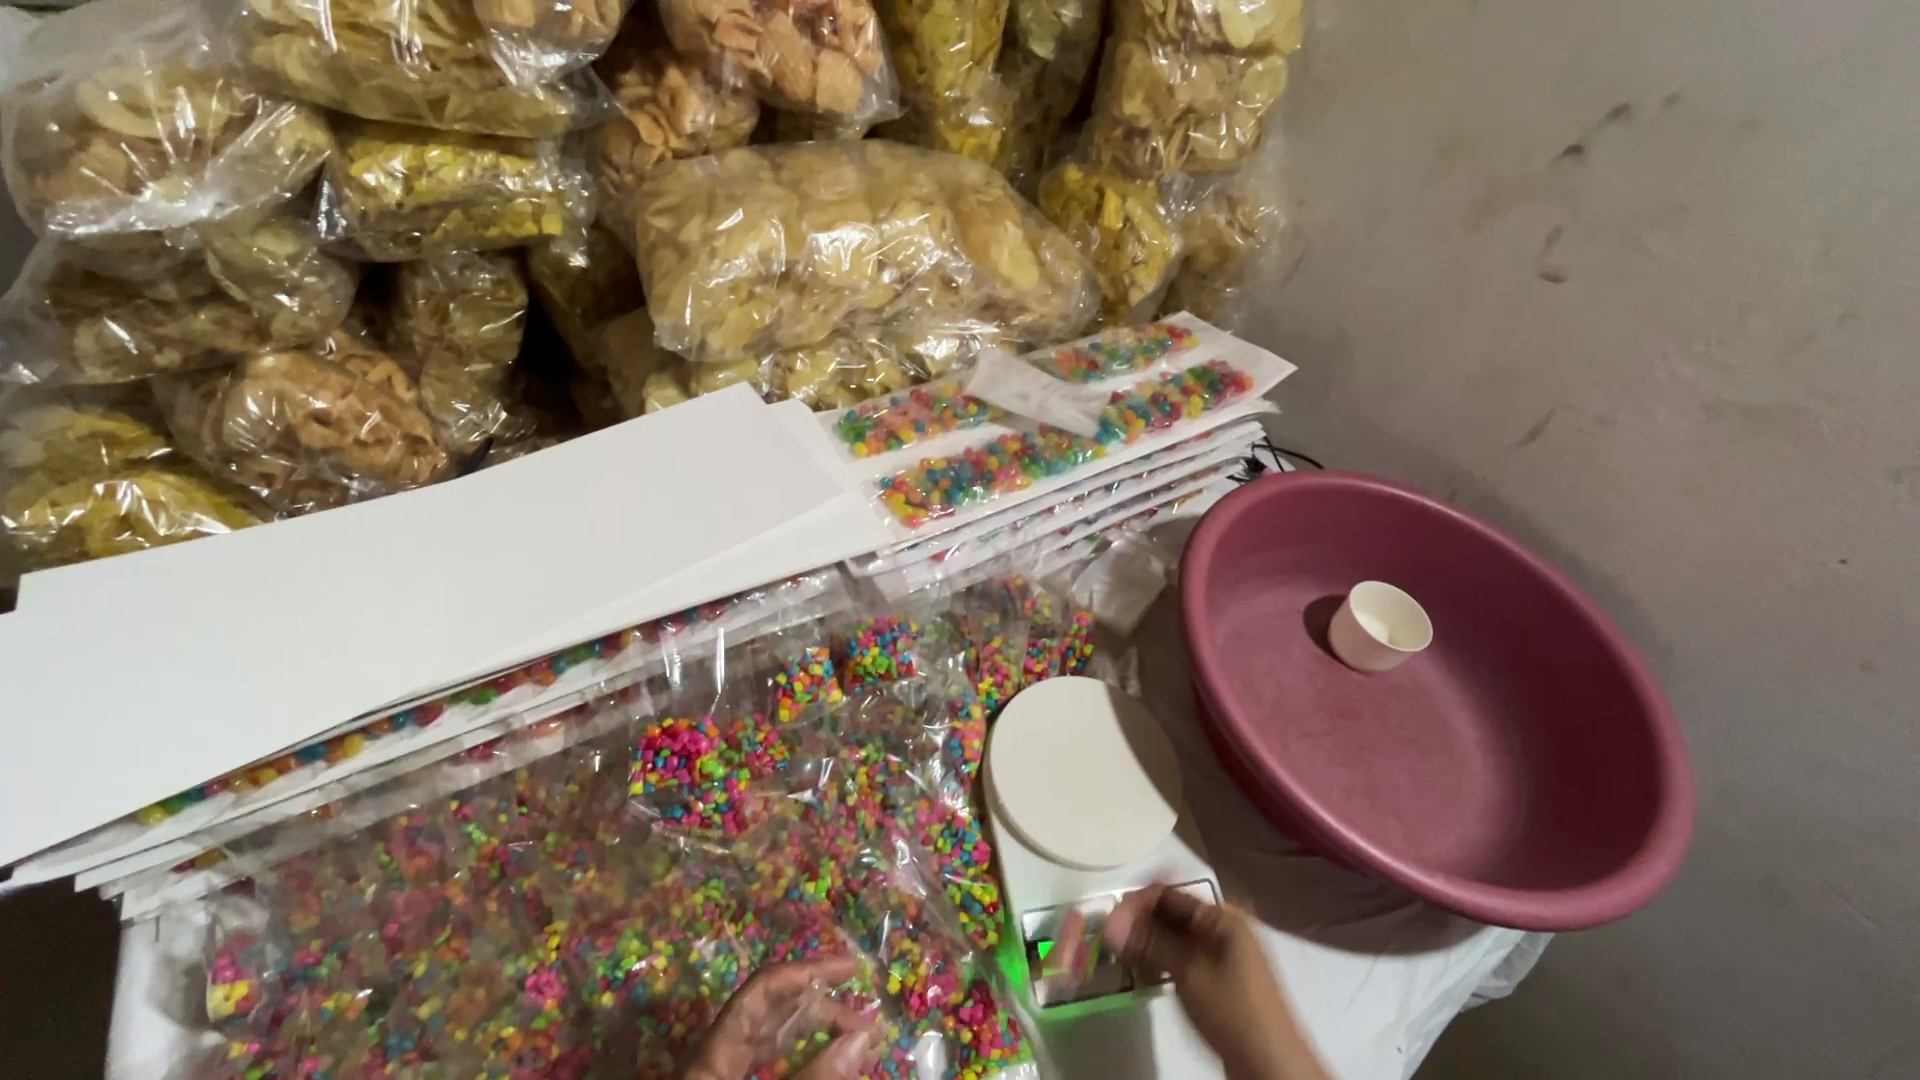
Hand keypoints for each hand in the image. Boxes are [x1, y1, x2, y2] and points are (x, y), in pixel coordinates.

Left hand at [678, 957, 876, 1079]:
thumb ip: (814, 1076)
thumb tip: (863, 1036)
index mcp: (710, 1052)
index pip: (762, 988)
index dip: (807, 970)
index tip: (851, 966)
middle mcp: (711, 1055)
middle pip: (770, 1012)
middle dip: (820, 1007)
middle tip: (865, 1017)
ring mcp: (717, 1073)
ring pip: (770, 1039)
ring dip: (814, 1032)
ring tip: (856, 1036)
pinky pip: (764, 1063)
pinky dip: (798, 1058)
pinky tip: (824, 1058)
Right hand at [1051, 886, 1328, 1079]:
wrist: (1272, 1065)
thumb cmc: (1232, 1011)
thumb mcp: (1187, 972)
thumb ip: (1148, 942)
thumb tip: (1110, 921)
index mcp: (1222, 915)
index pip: (1168, 893)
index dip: (1135, 903)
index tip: (1109, 922)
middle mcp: (1224, 925)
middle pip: (1171, 912)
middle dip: (1140, 923)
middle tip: (1112, 942)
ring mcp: (1224, 951)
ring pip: (1175, 935)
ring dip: (1149, 943)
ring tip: (1124, 958)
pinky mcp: (1220, 975)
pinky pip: (1184, 954)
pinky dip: (1163, 959)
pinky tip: (1146, 973)